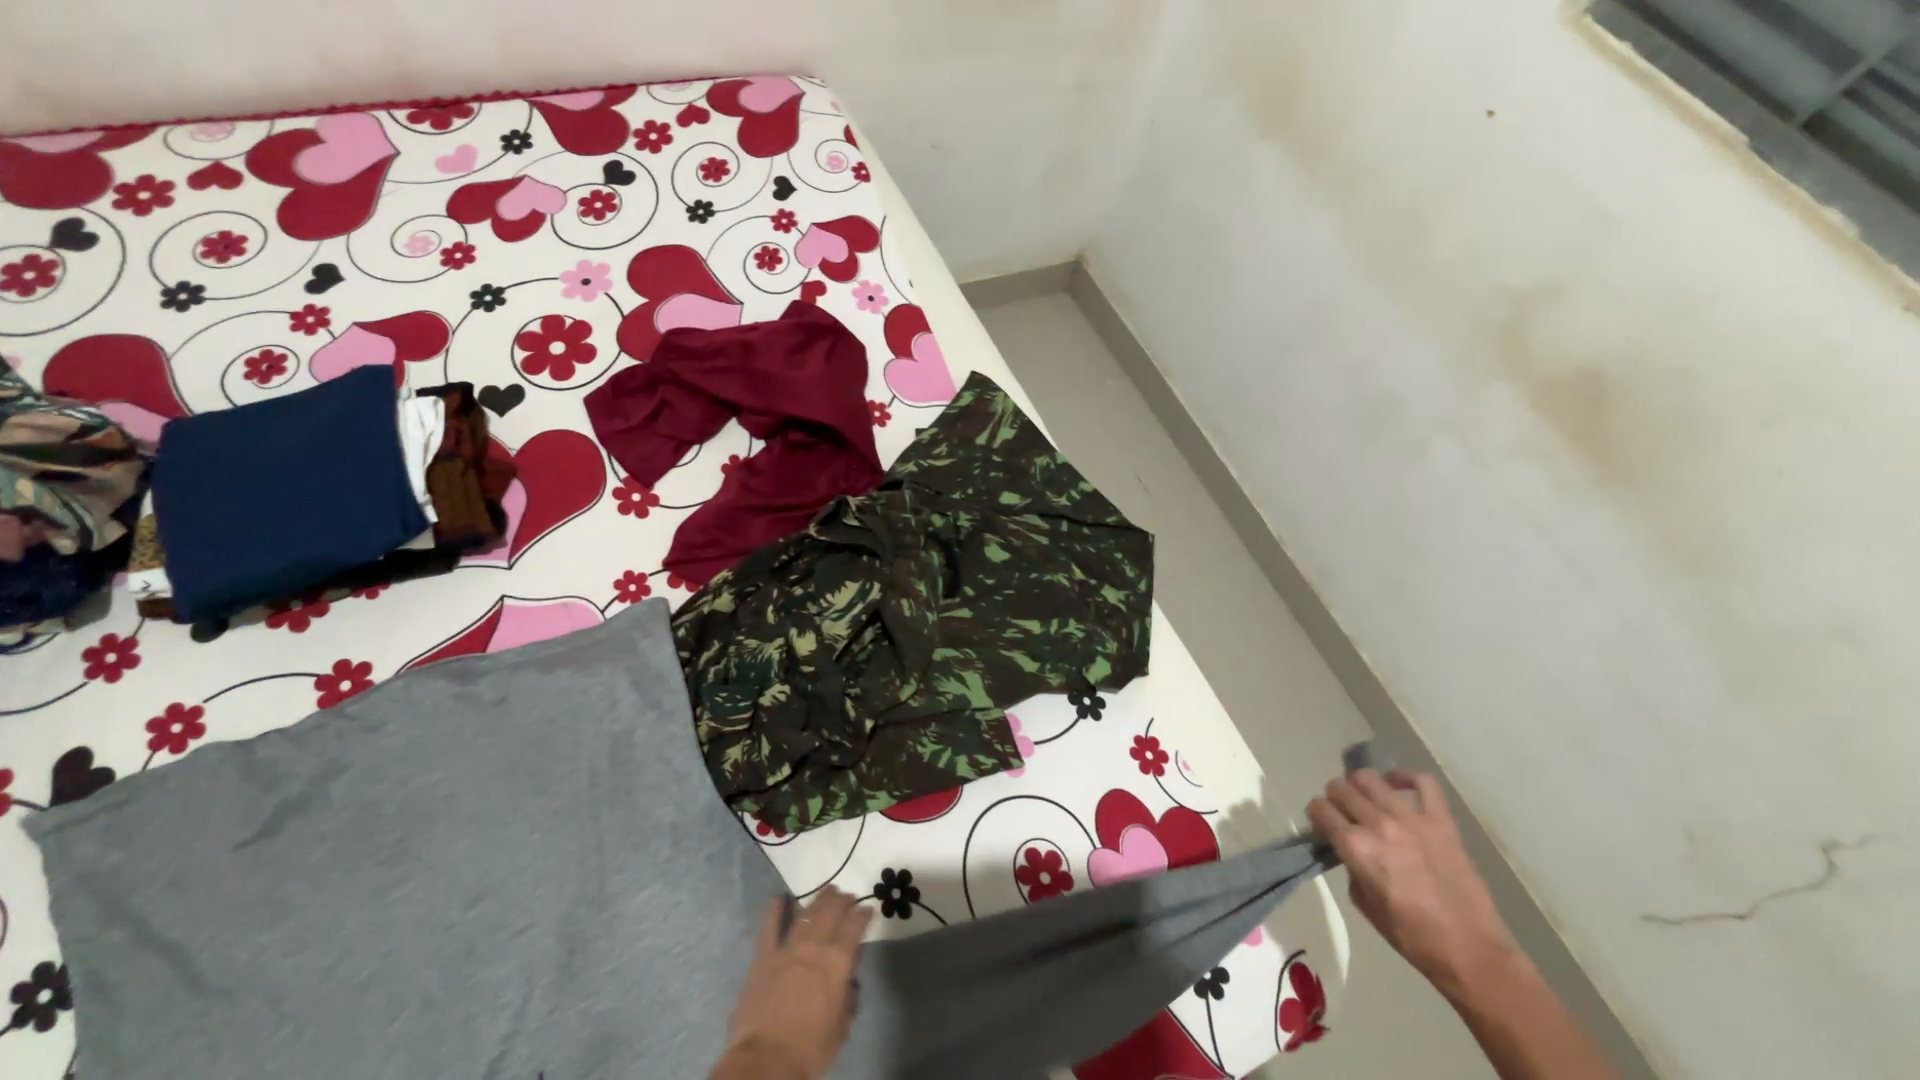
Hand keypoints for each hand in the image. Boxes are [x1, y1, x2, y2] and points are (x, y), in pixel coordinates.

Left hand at [713, 887, 872, 1079]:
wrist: (766, 1060)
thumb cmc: (810, 1048)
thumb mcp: (842, 1026)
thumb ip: (847, 997)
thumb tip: (848, 980)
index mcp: (837, 964)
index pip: (855, 928)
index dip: (862, 915)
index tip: (867, 909)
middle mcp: (814, 949)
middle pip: (830, 914)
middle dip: (842, 901)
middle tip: (847, 896)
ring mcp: (786, 950)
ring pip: (805, 916)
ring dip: (818, 901)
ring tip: (827, 892)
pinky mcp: (763, 959)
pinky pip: (768, 929)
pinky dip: (774, 911)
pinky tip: (778, 898)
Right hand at [1307, 769, 1517, 996]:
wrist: (1468, 947)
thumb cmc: (1410, 934)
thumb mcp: (1363, 902)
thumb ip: (1351, 866)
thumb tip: (1349, 849)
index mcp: (1356, 847)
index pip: (1320, 810)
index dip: (1316, 815)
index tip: (1321, 824)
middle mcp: (1378, 824)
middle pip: (1341, 789)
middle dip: (1334, 798)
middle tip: (1341, 813)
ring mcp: (1412, 819)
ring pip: (1371, 779)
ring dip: (1359, 785)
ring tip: (1365, 799)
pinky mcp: (1441, 821)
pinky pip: (1423, 782)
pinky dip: (1405, 778)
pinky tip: (1397, 785)